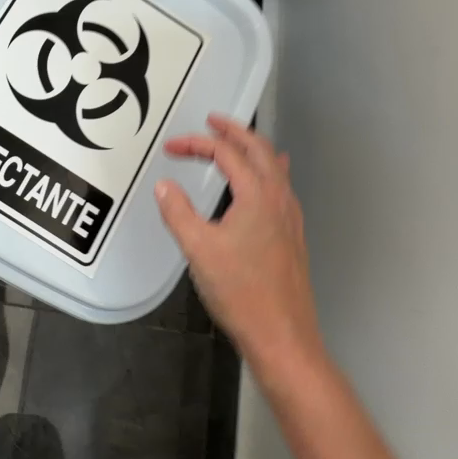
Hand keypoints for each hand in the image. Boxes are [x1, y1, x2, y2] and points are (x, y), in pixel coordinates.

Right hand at [156, 115, 322, 369]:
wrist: (283, 337)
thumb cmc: (240, 292)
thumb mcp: (199, 250)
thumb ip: (178, 213)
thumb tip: (164, 186)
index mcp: (257, 194)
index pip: (226, 153)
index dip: (196, 144)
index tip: (170, 147)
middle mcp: (279, 198)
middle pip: (258, 149)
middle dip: (234, 131)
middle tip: (211, 121)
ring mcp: (290, 216)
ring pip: (273, 166)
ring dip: (251, 148)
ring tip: (234, 142)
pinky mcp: (293, 235)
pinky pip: (280, 186)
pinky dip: (265, 170)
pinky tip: (263, 181)